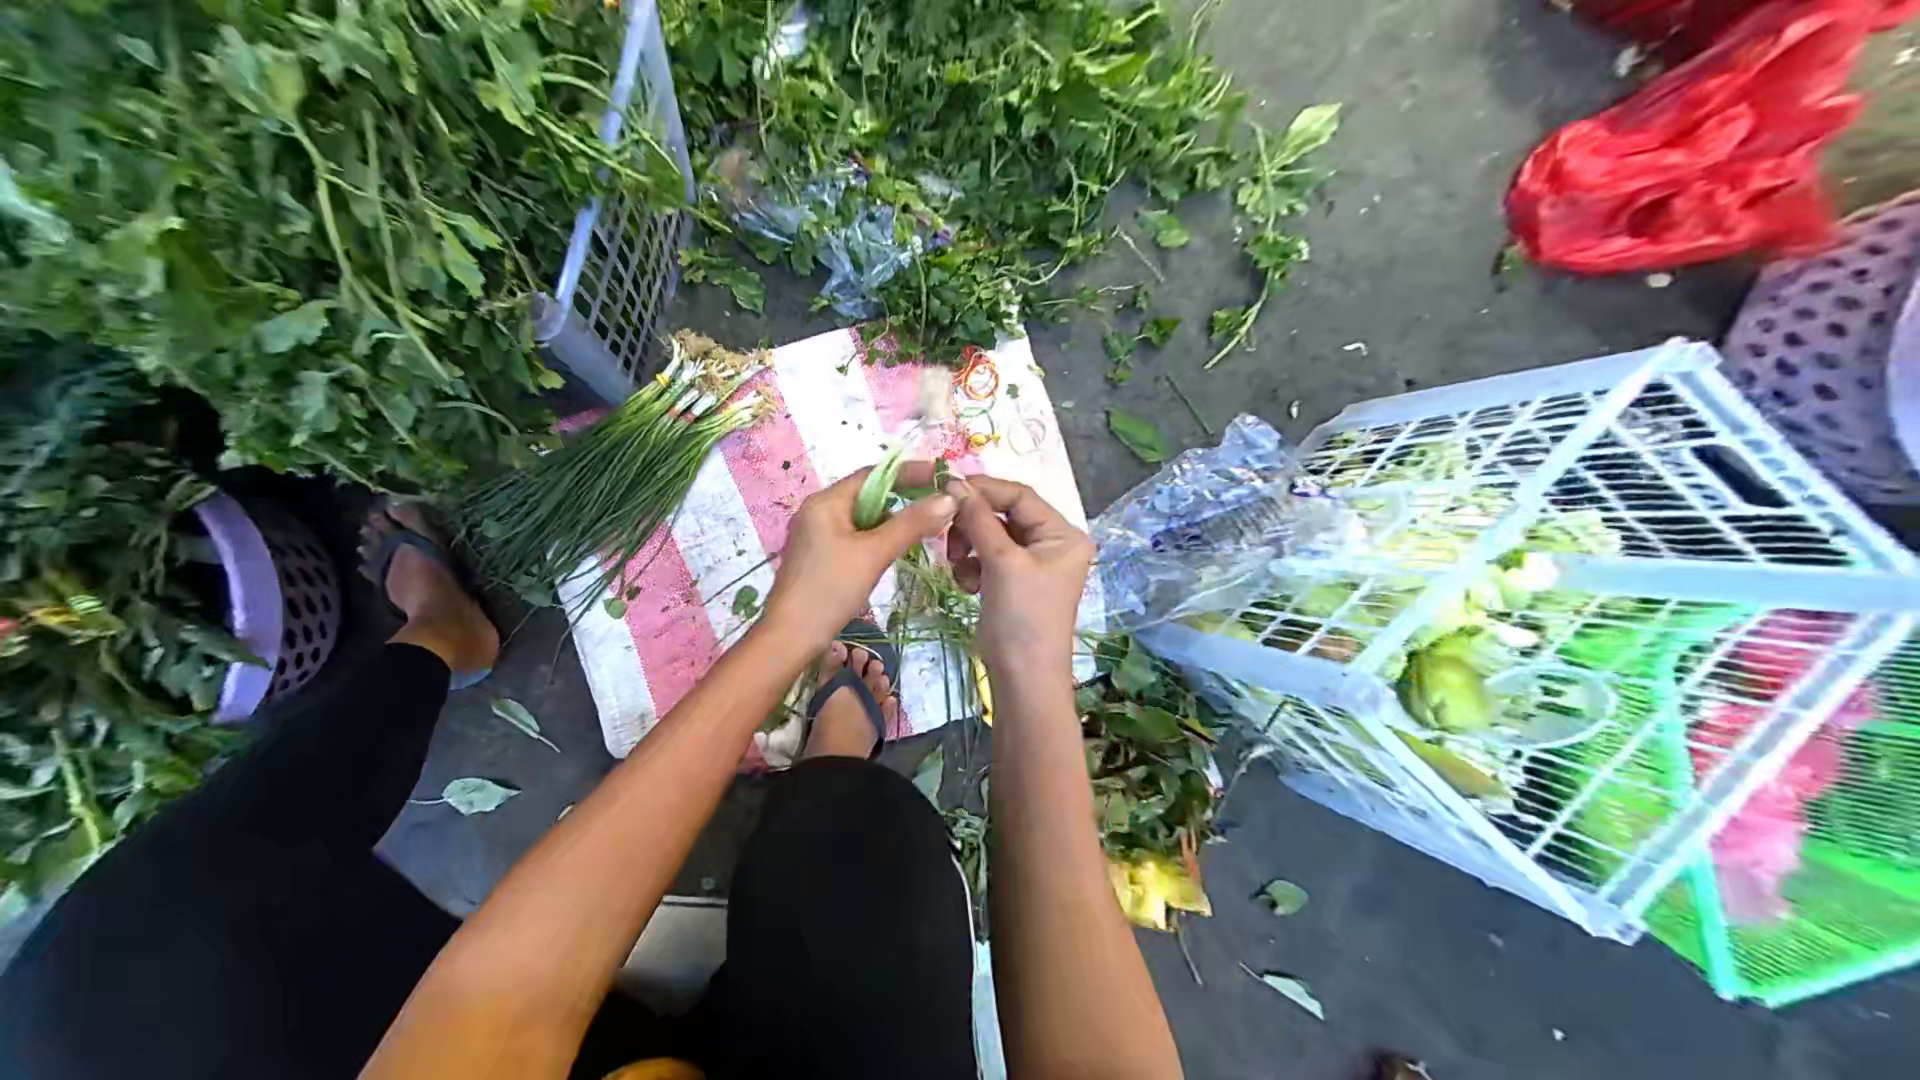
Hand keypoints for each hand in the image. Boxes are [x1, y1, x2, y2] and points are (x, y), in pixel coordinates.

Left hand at [762, 462, 957, 650]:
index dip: (909, 473)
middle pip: (868, 494)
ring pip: (863, 517)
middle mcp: (818, 510)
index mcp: (826, 502)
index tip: (941, 476)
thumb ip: (911, 524)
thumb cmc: (830, 589)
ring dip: (892, 520)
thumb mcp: (874, 554)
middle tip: (938, 504)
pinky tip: (896, 548)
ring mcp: (817, 533)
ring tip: (925, 527)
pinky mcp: (820, 554)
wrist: (790, 637)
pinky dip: (878, 537)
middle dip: (903, 497)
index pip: (873, 475)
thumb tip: (948, 498)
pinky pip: (855, 535)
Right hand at [945, 474, 1091, 675]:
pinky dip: (971, 566)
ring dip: (969, 545)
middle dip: (973, 522)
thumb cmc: (1022, 617)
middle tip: (947, 532)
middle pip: (1004, 514)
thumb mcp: (1002, 563)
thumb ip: (979, 519)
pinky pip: (986, 558)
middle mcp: (1051, 544)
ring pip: (990, 535)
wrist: (1022, 677)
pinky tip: (967, 584)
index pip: (1021, 496)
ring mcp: (1031, 564)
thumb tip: (954, 483)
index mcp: (1063, 534)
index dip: (985, 489)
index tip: (947, 486)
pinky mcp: (1012, 582)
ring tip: (957, 564)